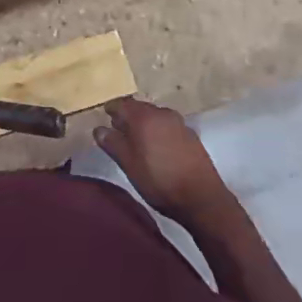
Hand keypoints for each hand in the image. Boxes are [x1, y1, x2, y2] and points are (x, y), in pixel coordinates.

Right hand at [95, 98, 232, 224]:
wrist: (202, 197)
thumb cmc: (160, 181)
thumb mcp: (130, 165)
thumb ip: (113, 144)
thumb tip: (99, 129)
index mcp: (145, 117)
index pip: (123, 104)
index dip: (112, 108)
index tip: (104, 113)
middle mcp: (162, 113)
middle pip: (140, 108)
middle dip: (128, 115)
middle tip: (117, 127)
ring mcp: (179, 122)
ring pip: (155, 116)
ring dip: (144, 123)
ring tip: (135, 138)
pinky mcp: (190, 134)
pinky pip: (167, 125)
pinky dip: (157, 130)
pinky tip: (156, 146)